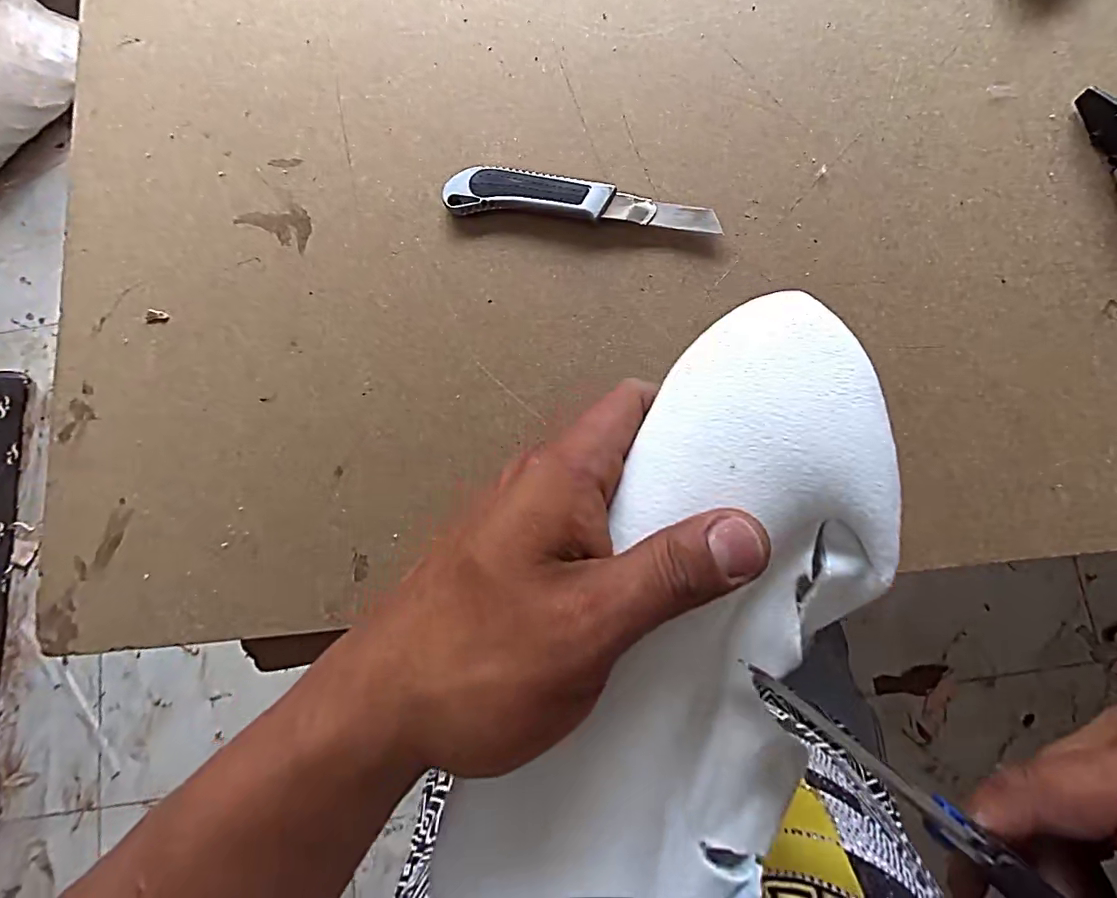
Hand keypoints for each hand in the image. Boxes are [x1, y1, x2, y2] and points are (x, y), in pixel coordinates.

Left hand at [318, 378, 771, 777]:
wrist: (378, 712)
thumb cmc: (461, 663)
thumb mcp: (589, 621)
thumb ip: (669, 574)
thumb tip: (738, 534)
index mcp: (557, 476)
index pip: (632, 405)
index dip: (686, 412)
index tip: (734, 443)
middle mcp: (536, 486)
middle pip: (627, 452)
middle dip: (680, 483)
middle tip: (724, 526)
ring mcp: (524, 522)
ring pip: (606, 499)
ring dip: (649, 526)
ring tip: (688, 571)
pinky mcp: (517, 560)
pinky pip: (583, 537)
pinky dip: (618, 556)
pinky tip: (634, 601)